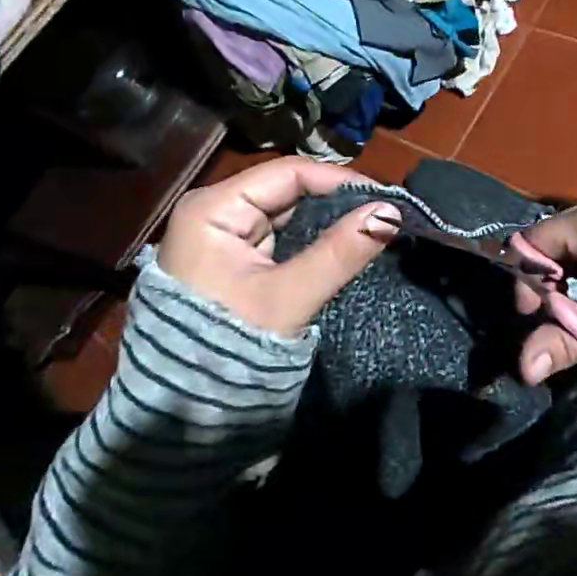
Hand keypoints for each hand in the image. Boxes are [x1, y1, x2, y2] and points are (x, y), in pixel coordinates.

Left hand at [157, 157, 398, 336]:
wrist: (185, 403)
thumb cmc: (230, 342)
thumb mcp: (290, 296)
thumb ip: (340, 252)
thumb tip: (391, 213)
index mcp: (214, 207)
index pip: (288, 173)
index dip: (339, 181)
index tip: (384, 197)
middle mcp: (215, 210)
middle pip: (288, 189)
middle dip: (337, 201)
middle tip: (383, 213)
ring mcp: (223, 233)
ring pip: (288, 212)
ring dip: (328, 219)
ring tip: (371, 226)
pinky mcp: (234, 255)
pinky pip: (282, 234)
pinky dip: (313, 238)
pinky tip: (344, 242)